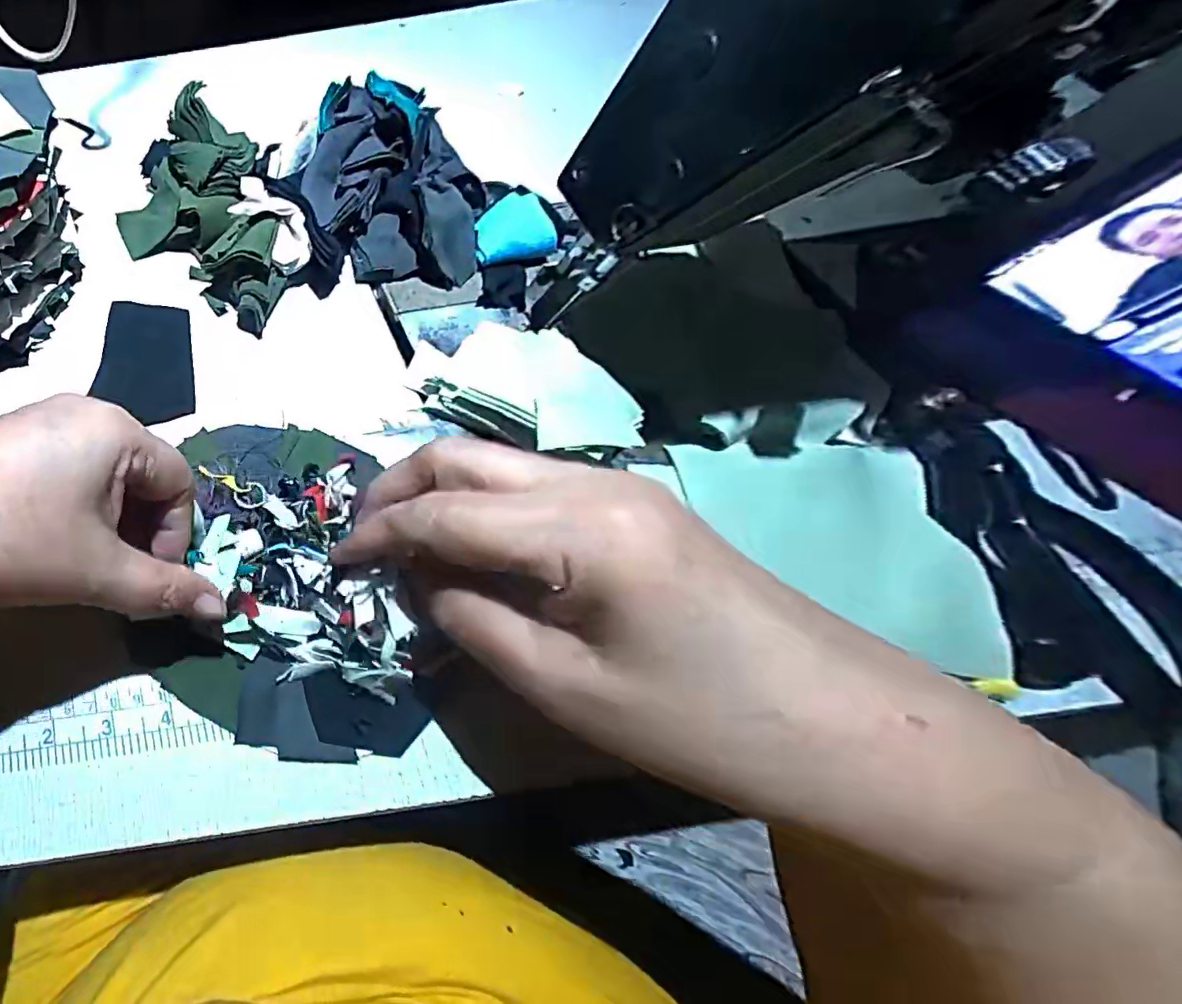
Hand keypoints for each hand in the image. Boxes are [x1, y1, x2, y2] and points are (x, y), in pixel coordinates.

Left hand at [0, 395, 224, 634]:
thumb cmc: (15, 545)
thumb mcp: (100, 572)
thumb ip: (166, 590)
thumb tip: (220, 610)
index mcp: (117, 428)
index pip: (179, 482)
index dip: (174, 536)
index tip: (146, 577)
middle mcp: (84, 410)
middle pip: (144, 475)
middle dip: (140, 530)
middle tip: (112, 573)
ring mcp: (41, 417)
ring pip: (105, 474)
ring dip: (108, 521)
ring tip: (75, 560)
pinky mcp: (8, 435)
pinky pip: (66, 467)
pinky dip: (73, 506)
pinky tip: (40, 538)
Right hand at [328, 437, 1088, 874]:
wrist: (846, 724)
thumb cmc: (700, 721)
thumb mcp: (562, 686)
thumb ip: (471, 619)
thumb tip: (420, 581)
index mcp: (578, 527)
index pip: (443, 511)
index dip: (378, 534)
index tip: (335, 561)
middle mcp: (591, 481)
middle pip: (461, 456)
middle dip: (396, 490)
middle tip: (360, 539)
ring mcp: (615, 483)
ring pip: (492, 462)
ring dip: (436, 494)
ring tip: (402, 546)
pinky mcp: (628, 501)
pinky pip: (527, 486)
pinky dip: (478, 507)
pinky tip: (466, 549)